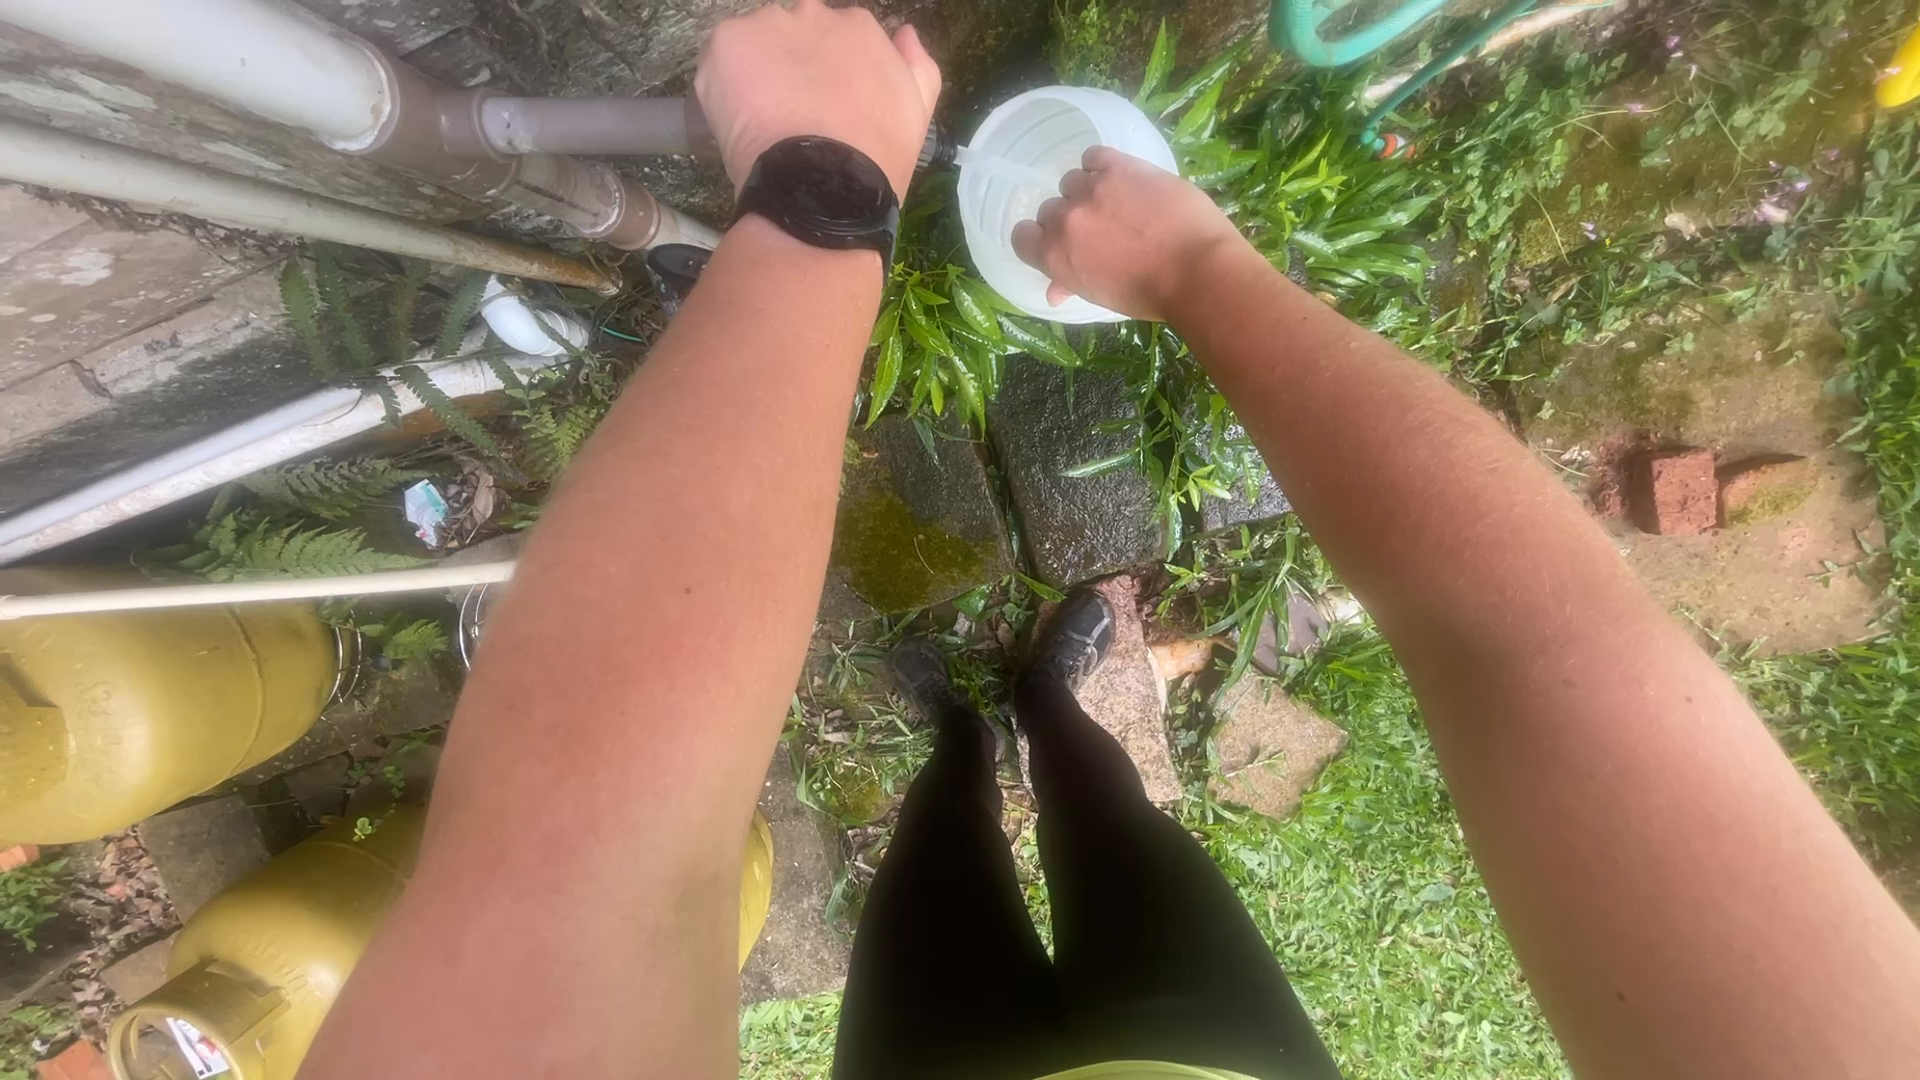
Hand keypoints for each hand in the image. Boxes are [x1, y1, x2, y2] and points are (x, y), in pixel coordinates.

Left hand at [695, 0, 940, 200]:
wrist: (827, 191)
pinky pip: (720, 65)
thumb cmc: (877, 162)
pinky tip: (743, 129)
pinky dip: (724, 94)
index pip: (836, 43)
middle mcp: (815, 13)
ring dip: (757, 81)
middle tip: (794, 125)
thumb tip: (906, 35)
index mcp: (860, 29)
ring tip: (767, 131)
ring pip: (755, 49)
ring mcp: (769, 26)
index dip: (827, 81)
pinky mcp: (728, 45)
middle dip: (791, 73)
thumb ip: (918, 68)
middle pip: (795, 38)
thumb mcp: (916, 117)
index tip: (825, 114)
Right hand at [1011, 146, 1248, 320]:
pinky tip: (1119, 180)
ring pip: (1072, 182)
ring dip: (1086, 192)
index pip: (1021, 237)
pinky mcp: (1121, 165)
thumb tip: (1053, 291)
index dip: (1037, 241)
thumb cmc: (1147, 293)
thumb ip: (1071, 284)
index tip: (1056, 245)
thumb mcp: (1101, 295)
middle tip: (1096, 232)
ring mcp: (1092, 188)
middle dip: (1067, 220)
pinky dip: (1100, 166)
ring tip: (1114, 206)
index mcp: (1054, 256)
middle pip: (1049, 210)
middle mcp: (1065, 219)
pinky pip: (1094, 155)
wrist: (1195, 269)